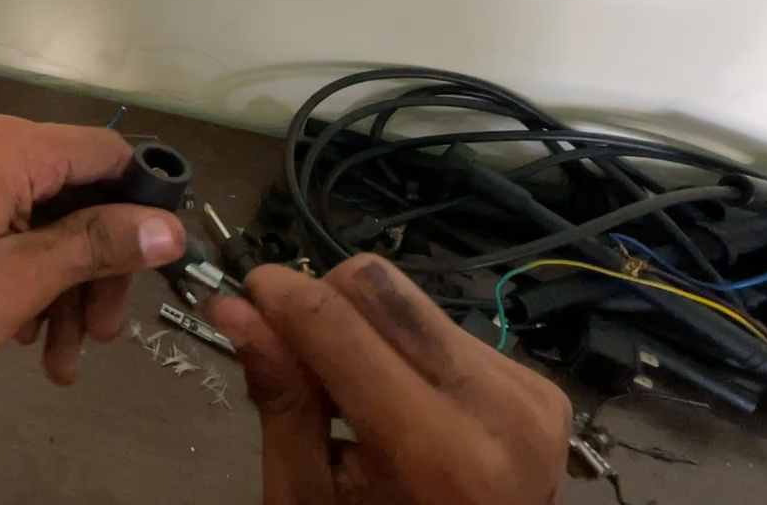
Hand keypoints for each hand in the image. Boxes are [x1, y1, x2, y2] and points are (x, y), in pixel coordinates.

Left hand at [0, 112, 188, 388]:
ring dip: (61, 284)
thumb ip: (99, 244)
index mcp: (11, 144)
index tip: (151, 269)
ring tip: (58, 356)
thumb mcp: (20, 279)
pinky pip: (6, 223)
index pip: (108, 154)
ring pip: (44, 218)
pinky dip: (24, 272)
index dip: (141, 206)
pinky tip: (22, 332)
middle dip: (96, 266)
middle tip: (99, 336)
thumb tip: (172, 228)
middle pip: (78, 192)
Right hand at [204, 255, 570, 504]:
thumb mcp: (304, 493)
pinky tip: (394, 391)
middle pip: (371, 282)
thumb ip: (277, 395)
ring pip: (400, 290)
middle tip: (298, 356)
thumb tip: (229, 307)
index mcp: (439, 452)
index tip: (241, 300)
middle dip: (318, 304)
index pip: (334, 319)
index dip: (275, 293)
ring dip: (355, 320)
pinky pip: (433, 316)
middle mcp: (496, 406)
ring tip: (349, 384)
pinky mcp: (537, 383)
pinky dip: (393, 339)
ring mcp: (526, 391)